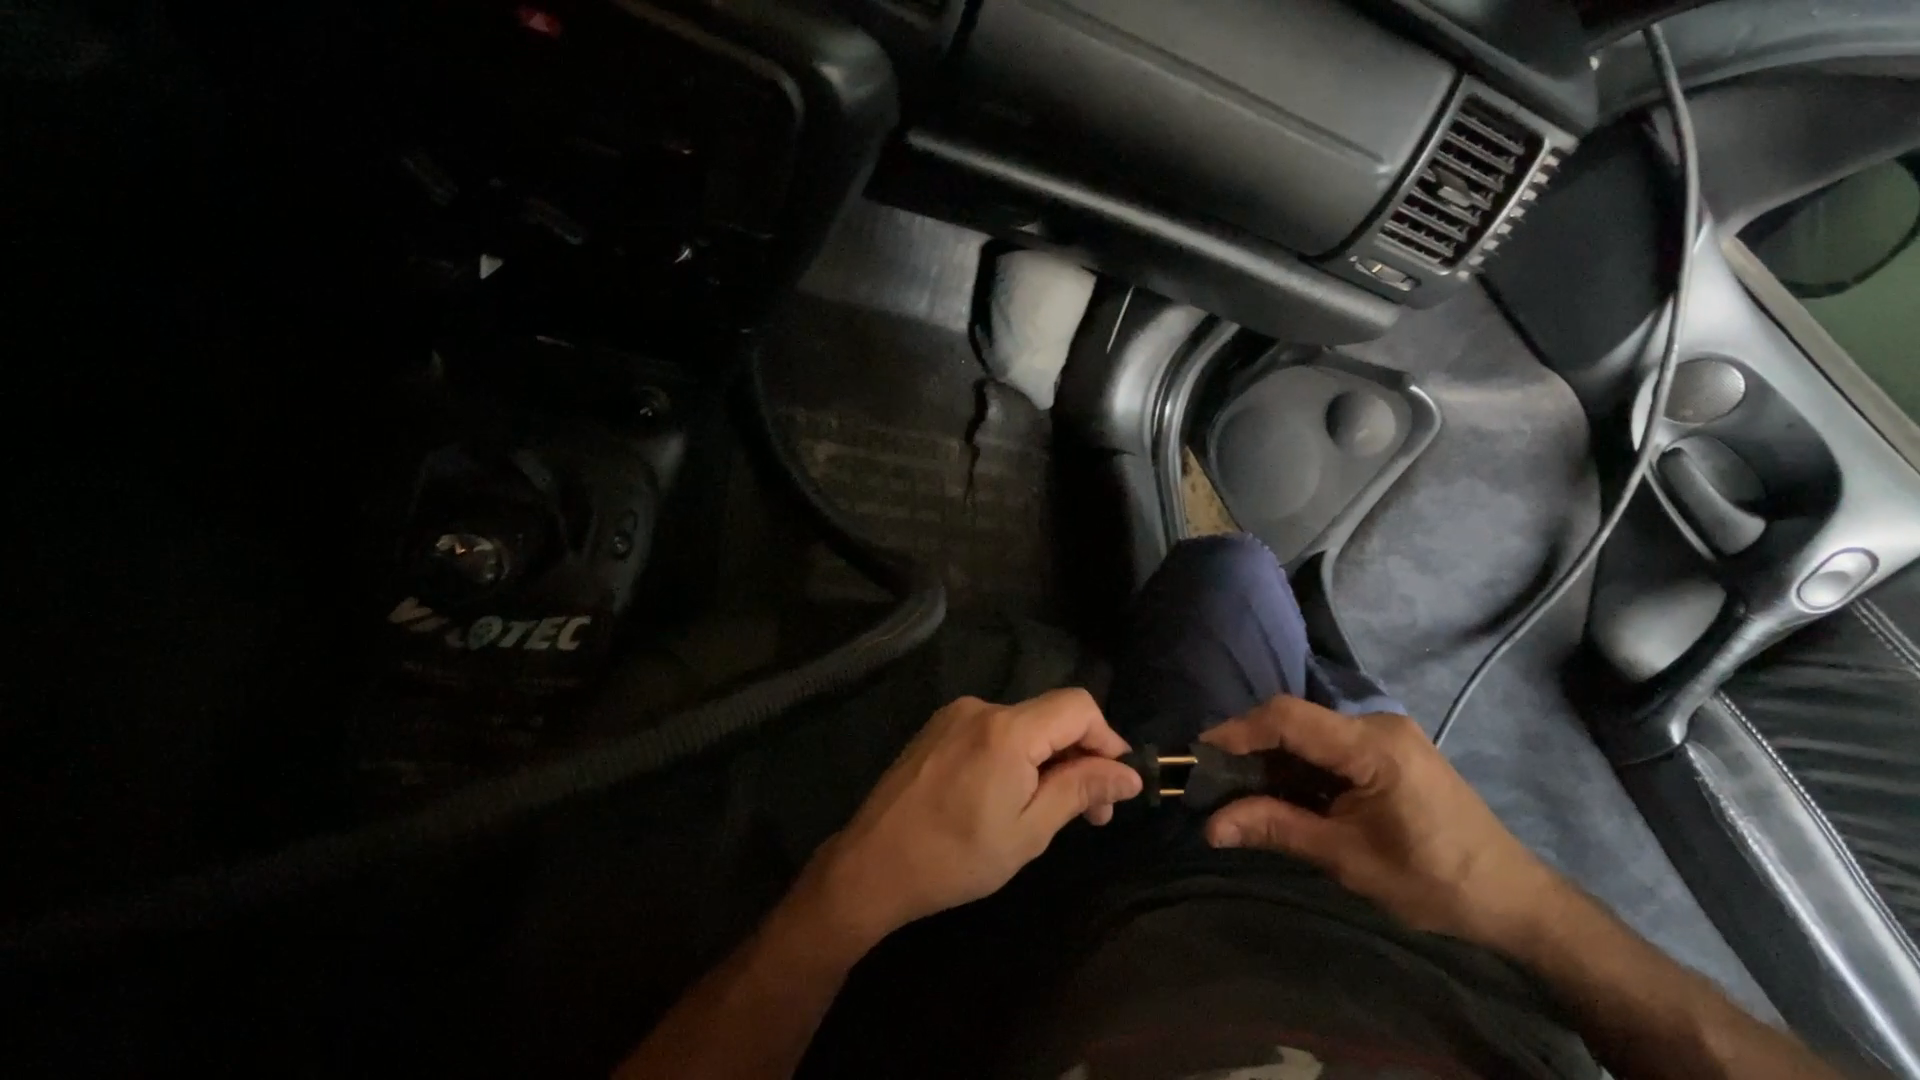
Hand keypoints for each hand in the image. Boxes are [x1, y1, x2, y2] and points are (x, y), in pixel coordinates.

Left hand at [805, 689, 1142, 944]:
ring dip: (1047, 761)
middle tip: (1091, 814)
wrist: (871, 866)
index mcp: (1007, 729)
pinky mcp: (935, 731)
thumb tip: (1129, 774)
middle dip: (1080, 758)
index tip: (1116, 785)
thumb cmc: (955, 857)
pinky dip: (1014, 757)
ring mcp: (953, 717)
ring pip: (1022, 726)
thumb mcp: (1029, 831)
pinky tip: (1007, 798)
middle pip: (1050, 716)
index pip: (1078, 706)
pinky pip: (992, 733)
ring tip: (1046, 812)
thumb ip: (1080, 790)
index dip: (1107, 739)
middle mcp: (981, 709)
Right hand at [1200, 696, 1565, 949]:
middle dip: (1248, 750)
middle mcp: (1377, 725)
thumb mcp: (1348, 859)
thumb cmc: (1434, 882)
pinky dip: (1297, 768)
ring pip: (1307, 733)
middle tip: (1211, 784)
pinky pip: (1327, 746)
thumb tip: (1210, 826)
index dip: (1237, 732)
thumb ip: (1277, 829)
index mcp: (1373, 746)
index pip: (1287, 718)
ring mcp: (1384, 734)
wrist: (1513, 898)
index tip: (1198, 759)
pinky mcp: (1387, 750)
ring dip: (1270, 761)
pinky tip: (1279, 795)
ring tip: (1236, 794)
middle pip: (1293, 721)